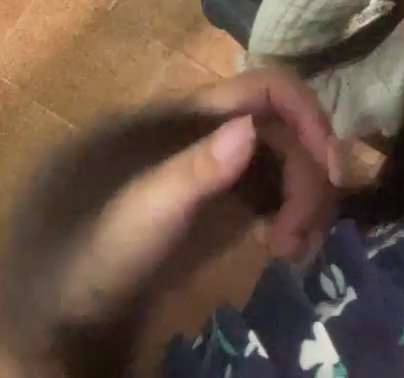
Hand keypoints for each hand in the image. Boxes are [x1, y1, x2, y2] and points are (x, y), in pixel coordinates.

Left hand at [49, 69, 340, 324]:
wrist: (73, 314)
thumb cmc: (99, 259)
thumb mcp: (143, 217)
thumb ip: (193, 171)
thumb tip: (250, 128)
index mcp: (194, 117)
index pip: (269, 88)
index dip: (308, 114)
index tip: (331, 165)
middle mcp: (216, 131)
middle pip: (289, 130)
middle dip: (310, 175)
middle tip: (305, 233)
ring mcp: (224, 165)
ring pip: (293, 160)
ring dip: (308, 199)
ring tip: (294, 248)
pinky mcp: (231, 200)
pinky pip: (283, 191)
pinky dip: (299, 214)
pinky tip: (288, 247)